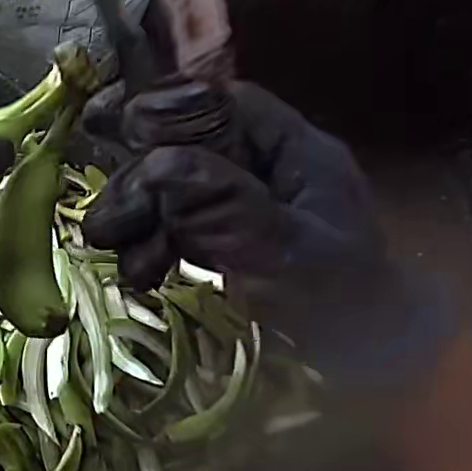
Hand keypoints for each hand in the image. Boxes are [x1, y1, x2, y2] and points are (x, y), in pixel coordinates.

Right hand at [81, 80, 451, 385]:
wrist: (364, 367)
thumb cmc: (342, 308)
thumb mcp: (287, 253)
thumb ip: (223, 205)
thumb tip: (152, 162)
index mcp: (292, 152)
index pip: (224, 103)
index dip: (167, 106)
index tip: (111, 124)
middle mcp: (256, 170)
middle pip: (179, 148)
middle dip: (137, 182)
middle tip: (107, 223)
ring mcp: (229, 205)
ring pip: (159, 190)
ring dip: (130, 218)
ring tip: (121, 255)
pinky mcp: (209, 240)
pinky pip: (159, 227)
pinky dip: (139, 247)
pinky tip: (138, 272)